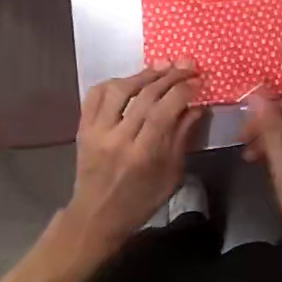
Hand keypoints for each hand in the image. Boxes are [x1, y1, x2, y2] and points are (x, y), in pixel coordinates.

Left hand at [52, 60, 203, 268]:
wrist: (96, 216)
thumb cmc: (140, 200)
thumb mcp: (171, 175)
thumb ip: (182, 138)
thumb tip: (197, 107)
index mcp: (143, 154)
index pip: (164, 110)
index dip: (183, 91)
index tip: (197, 81)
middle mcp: (118, 138)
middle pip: (145, 95)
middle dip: (169, 76)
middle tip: (185, 65)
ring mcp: (97, 131)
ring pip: (120, 89)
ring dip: (143, 74)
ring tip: (161, 67)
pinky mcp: (83, 128)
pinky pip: (95, 95)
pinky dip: (113, 82)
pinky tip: (130, 79)